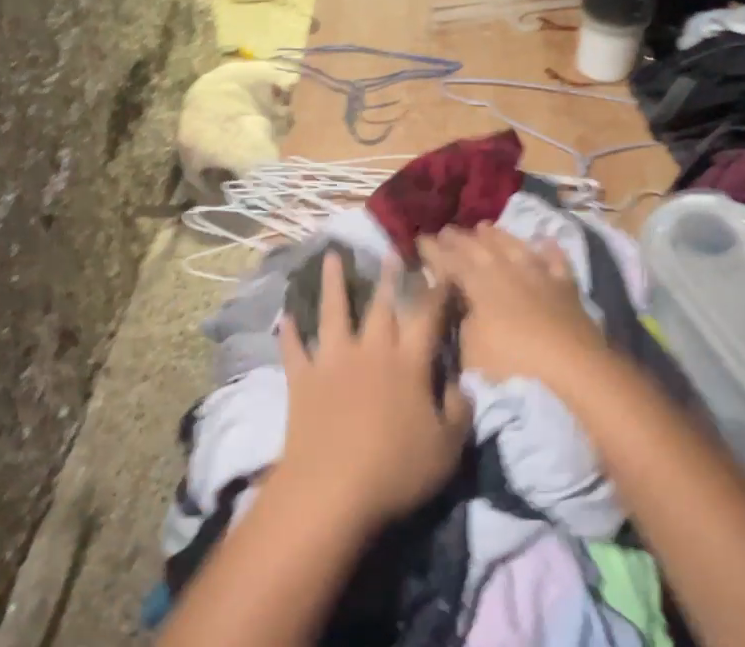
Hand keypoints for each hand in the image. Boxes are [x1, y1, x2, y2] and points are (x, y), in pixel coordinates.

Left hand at [273, 251, 472, 528]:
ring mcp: (332, 361)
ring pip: (332, 313)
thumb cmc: (397, 469)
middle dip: (389, 278)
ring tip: (331, 257)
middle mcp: (370, 351)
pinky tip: (284, 316)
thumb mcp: (448, 447)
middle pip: (381, 306)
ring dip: (332, 284)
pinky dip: (289, 332)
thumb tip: (460, 383)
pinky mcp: (301, 380)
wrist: (331, 489)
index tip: (445, 274)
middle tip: (391, 255)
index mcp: (408, 363)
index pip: (428, 317)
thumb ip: (459, 410)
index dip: (438, 294)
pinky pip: (294, 349)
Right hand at [417, 224, 607, 382]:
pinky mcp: (565, 286)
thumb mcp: (471, 348)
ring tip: (484, 227)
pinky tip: (544, 241)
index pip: (449, 260)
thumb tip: (460, 306)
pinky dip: (548, 250)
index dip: (433, 250)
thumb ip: (461, 322)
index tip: (420, 239)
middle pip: (479, 248)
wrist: (571, 363)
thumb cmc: (512, 360)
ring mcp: (538, 274)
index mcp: (478, 282)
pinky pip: (555, 261)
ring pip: (514, 246)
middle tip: (447, 230)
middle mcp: (505, 269)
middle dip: (460, 238)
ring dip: (498, 236)